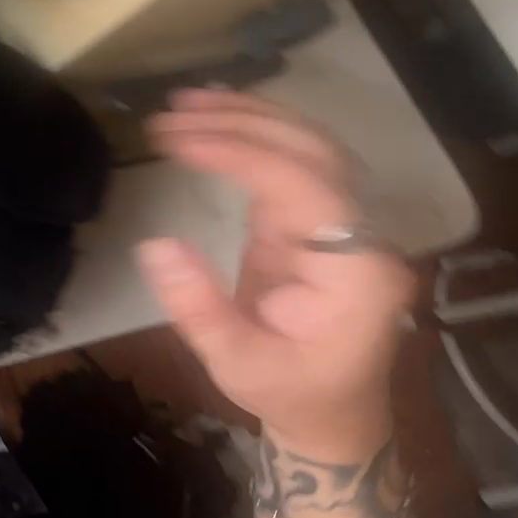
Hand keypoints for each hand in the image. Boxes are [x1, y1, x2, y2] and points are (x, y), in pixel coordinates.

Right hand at [135, 90, 415, 463]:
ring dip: (247, 116)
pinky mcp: (314, 224)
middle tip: (172, 111)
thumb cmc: (288, 393)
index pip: (304, 185)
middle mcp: (361, 237)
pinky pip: (291, 164)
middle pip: (315, 152)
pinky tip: (212, 118)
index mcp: (355, 270)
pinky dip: (252, 134)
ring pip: (308, 147)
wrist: (331, 415)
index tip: (176, 141)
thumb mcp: (236, 362)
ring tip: (184, 102)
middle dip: (242, 122)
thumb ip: (200, 307)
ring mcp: (343, 225)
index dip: (241, 153)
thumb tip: (156, 244)